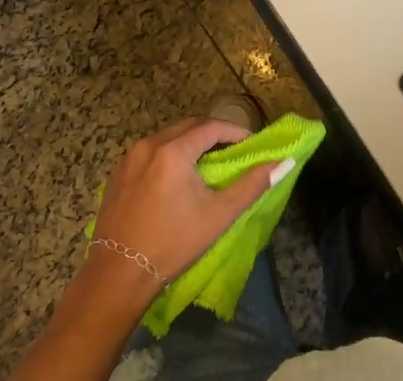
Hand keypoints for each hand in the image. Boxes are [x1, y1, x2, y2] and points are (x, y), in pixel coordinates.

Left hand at [90, 118, 286, 284]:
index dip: (234, 132)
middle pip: (188, 127)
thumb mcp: (219, 215)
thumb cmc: (173, 243)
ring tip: (205, 165)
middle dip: (212, 135)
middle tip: (230, 153)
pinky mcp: (117, 174)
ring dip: (189, 144)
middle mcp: (148, 145)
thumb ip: (253, 185)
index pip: (211, 126)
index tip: (249, 145)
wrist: (118, 275)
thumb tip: (285, 163)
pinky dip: (167, 155)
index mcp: (173, 151)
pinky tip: (174, 180)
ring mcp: (128, 159)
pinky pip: (149, 152)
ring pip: (167, 137)